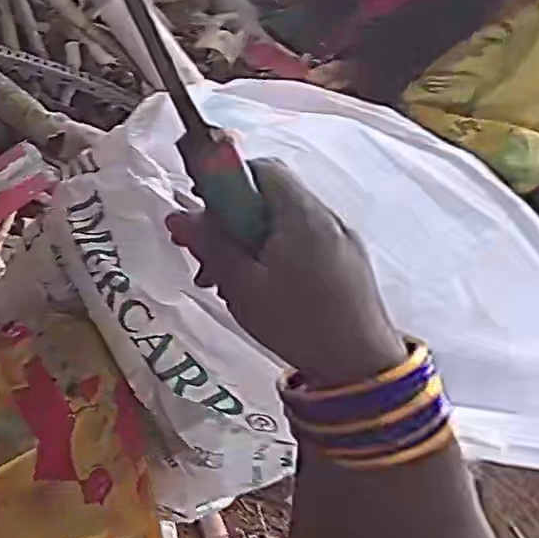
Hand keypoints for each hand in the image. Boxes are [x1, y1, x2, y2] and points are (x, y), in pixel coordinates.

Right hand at [165, 159, 405, 386]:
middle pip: (270, 195)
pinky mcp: (345, 260)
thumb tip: (176, 215)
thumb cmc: (295, 322)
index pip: (263, 169)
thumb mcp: (241, 285)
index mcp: (301, 216)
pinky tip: (256, 285)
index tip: (202, 205)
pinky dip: (271, 250)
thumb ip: (210, 244)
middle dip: (231, 216)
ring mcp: (340, 239)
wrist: (361, 368)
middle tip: (205, 252)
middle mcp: (325, 218)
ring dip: (247, 237)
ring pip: (282, 220)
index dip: (228, 178)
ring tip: (225, 276)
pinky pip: (300, 239)